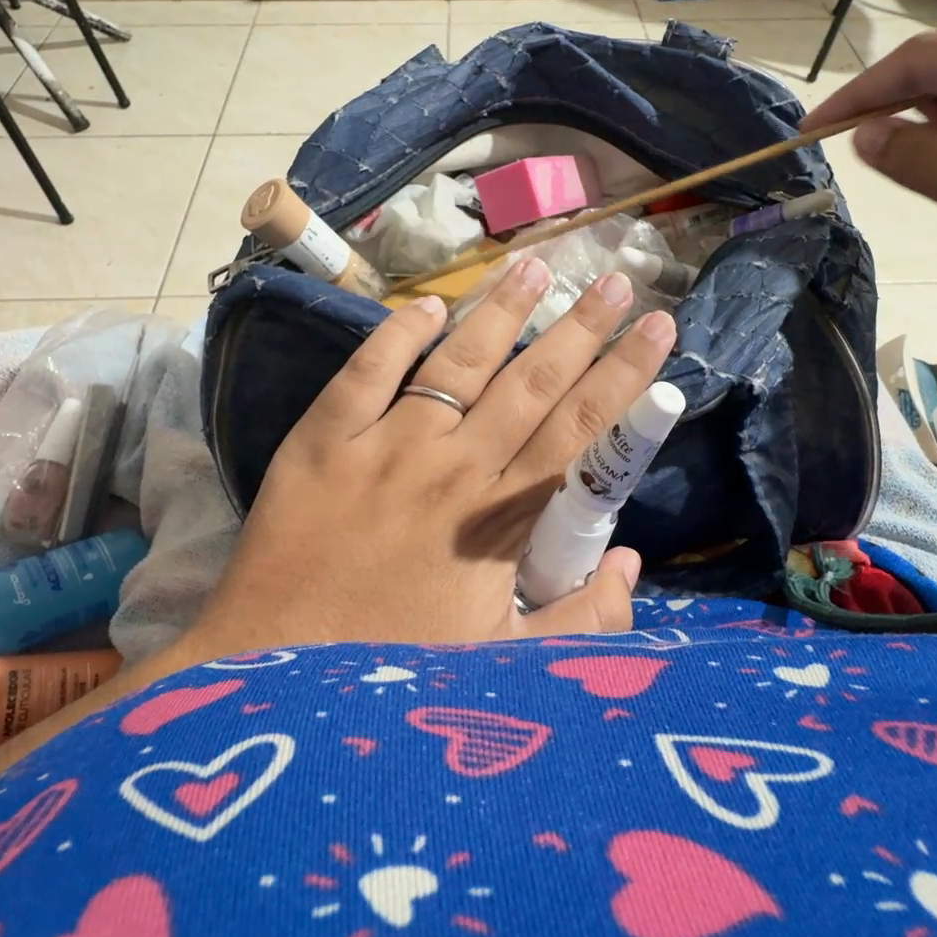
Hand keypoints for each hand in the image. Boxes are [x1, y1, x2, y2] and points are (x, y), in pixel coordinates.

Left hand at [186, 259, 676, 653]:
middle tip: (614, 279)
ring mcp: (383, 446)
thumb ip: (582, 620)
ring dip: (499, 313)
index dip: (624, 374)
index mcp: (499, 517)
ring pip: (456, 364)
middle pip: (530, 383)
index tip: (659, 326)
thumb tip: (631, 559)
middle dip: (579, 328)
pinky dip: (397, 335)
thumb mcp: (506, 664)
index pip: (578, 430)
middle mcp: (450, 467)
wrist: (278, 669)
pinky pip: (365, 373)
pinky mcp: (322, 441)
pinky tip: (427, 306)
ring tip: (536, 267)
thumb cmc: (397, 669)